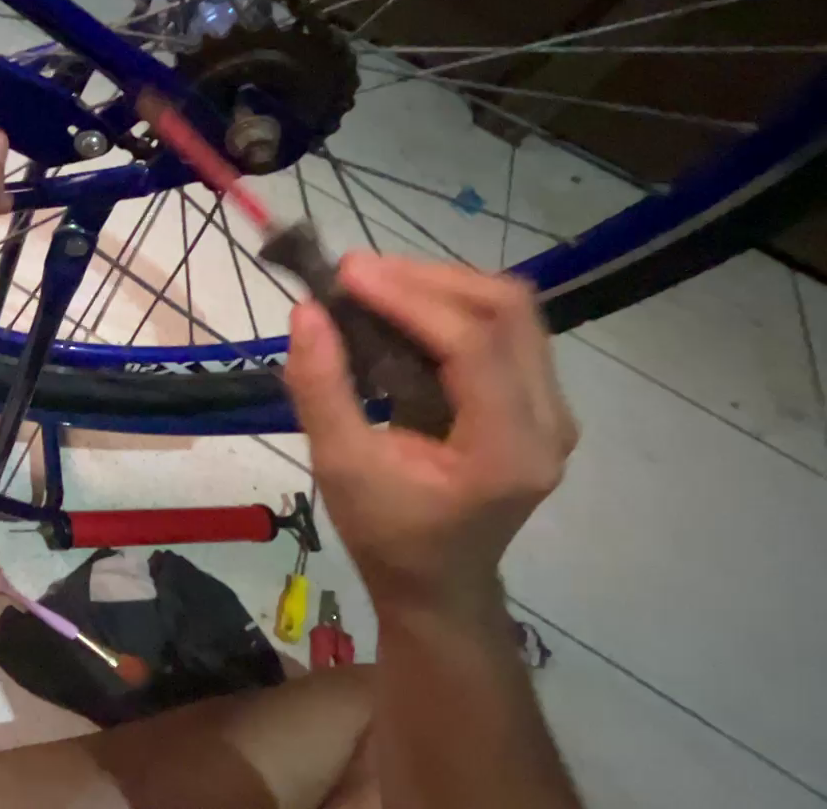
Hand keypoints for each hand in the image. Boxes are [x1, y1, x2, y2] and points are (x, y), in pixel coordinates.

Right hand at [285, 255, 577, 614]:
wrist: (436, 581)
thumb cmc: (386, 532)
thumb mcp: (339, 467)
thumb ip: (321, 389)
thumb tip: (305, 312)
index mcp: (509, 449)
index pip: (474, 346)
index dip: (410, 298)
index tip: (343, 273)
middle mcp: (548, 420)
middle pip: (508, 312)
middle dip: (427, 279)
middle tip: (353, 274)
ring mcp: (548, 408)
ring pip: (509, 312)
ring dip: (436, 286)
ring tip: (367, 286)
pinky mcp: (531, 400)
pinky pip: (498, 329)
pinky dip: (444, 307)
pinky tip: (394, 312)